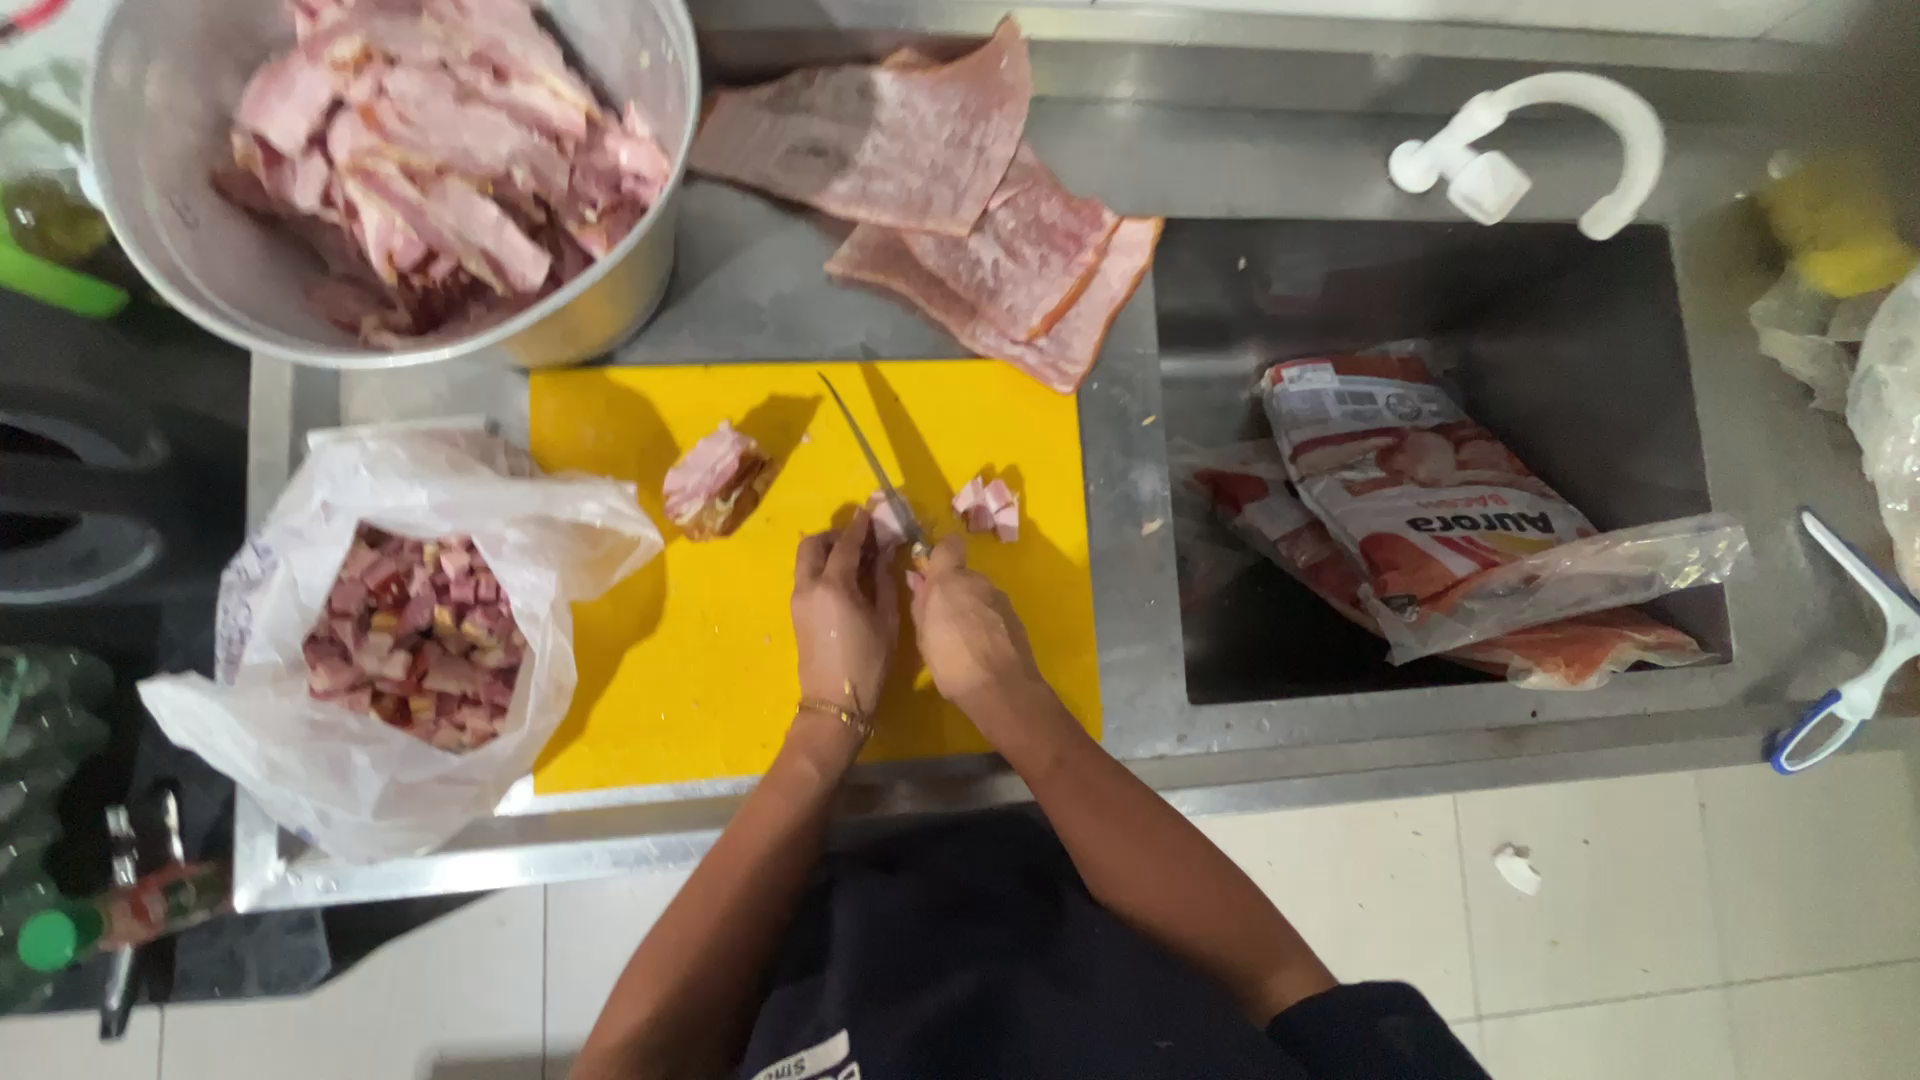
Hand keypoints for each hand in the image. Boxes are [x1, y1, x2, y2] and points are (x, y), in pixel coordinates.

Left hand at [792, 509, 899, 719]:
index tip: (870, 512)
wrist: (835, 702)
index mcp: (833, 585)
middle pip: (813, 544)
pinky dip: (822, 567)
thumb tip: (885, 553)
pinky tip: (846, 579)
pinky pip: (807, 576)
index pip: (845, 544)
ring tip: (855, 559)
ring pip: (805, 560)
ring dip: (826, 550)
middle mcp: (809, 586)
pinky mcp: (797, 612)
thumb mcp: (886, 620)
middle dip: (835, 535)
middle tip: (860, 539)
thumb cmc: (868, 662)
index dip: (859, 526)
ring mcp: (798, 599)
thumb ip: (885, 580)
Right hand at [908, 535, 1048, 721]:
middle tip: (941, 619)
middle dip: (953, 591)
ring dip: (970, 608)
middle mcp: (979, 582)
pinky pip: (994, 612)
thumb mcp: (923, 634)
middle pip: (964, 576)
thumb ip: (921, 602)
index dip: (940, 555)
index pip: (949, 545)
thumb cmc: (951, 661)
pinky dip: (986, 623)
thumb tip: (917, 578)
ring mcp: (1001, 599)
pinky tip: (981, 648)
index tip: (931, 573)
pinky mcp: (1016, 618)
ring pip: (980, 595)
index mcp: (951, 580)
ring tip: (961, 640)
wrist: (1001, 688)